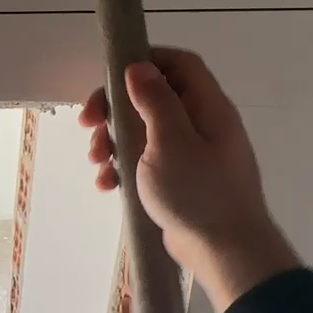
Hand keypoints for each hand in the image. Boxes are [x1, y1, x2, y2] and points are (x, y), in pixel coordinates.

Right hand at [79, 47, 298, 312]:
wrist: (225, 251)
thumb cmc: (198, 192)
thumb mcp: (170, 142)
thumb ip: (155, 101)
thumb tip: (139, 66)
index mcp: (207, 109)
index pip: (179, 64)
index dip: (145, 60)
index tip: (109, 77)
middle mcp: (200, 124)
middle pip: (150, 96)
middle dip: (113, 108)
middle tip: (88, 124)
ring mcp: (189, 152)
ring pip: (140, 129)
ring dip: (111, 140)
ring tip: (96, 162)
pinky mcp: (177, 177)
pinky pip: (142, 159)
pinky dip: (120, 166)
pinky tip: (106, 183)